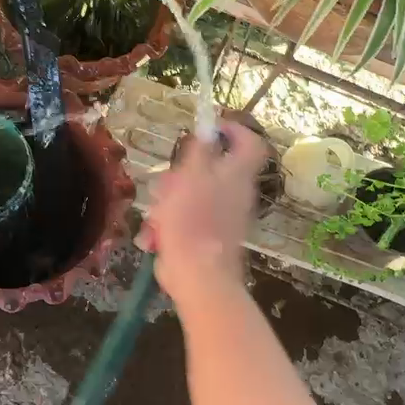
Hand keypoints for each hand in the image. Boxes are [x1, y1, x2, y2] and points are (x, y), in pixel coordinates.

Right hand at [136, 123, 267, 303]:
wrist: (198, 274)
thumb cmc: (193, 220)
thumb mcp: (191, 175)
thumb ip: (200, 150)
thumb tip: (208, 131)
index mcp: (237, 174)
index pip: (251, 142)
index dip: (233, 130)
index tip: (208, 129)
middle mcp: (235, 193)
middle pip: (210, 170)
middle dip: (181, 174)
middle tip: (166, 183)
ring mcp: (223, 217)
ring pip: (191, 195)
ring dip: (168, 202)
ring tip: (155, 215)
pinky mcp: (207, 237)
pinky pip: (186, 220)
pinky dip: (168, 225)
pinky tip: (154, 236)